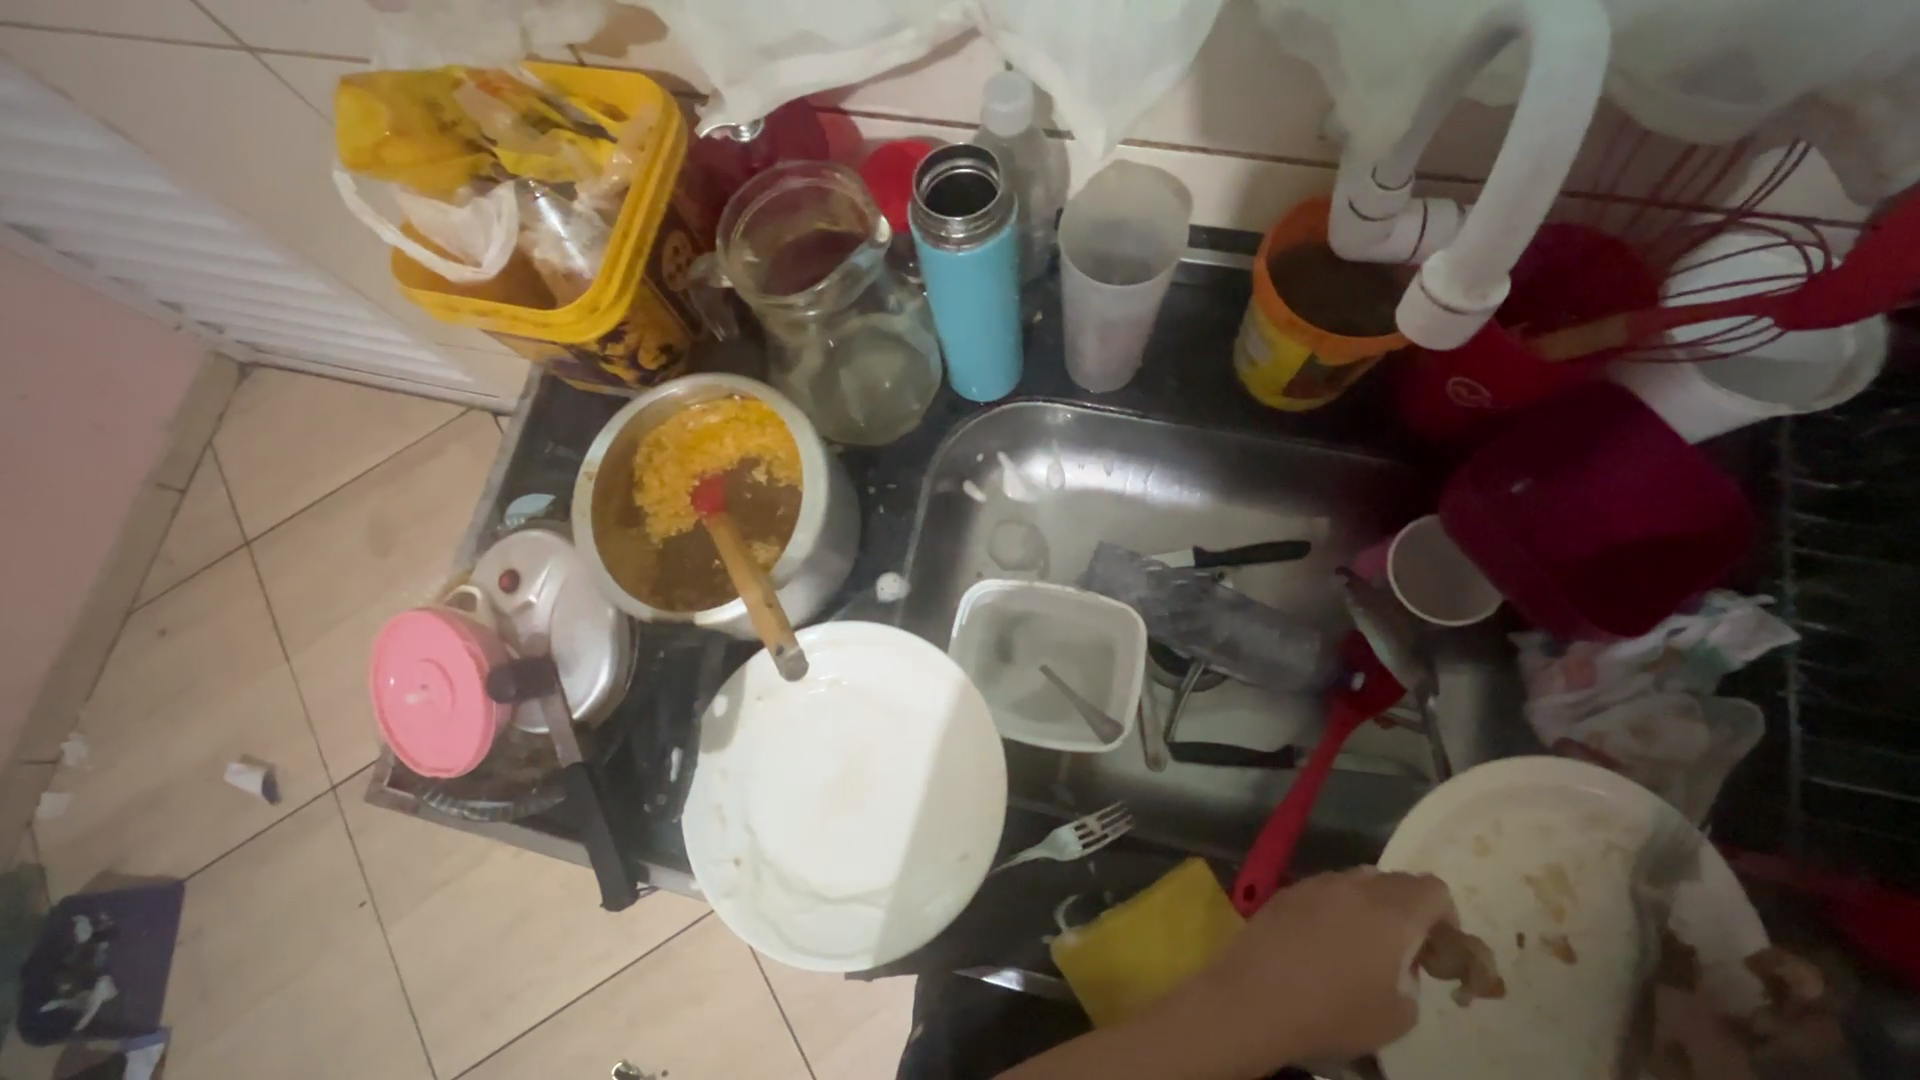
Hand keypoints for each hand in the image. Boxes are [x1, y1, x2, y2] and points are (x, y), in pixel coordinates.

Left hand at [1175, 868, 1456, 1069]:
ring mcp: (1314, 884)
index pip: (1433, 889)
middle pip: (1394, 880)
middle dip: (1408, 909)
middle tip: (1402, 948)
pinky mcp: (1284, 891)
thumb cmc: (1334, 1012)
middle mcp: (1354, 886)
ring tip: (1359, 944)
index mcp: (1392, 911)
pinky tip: (1320, 941)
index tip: (1437, 947)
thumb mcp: (1399, 1015)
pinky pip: (1323, 891)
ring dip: (1368, 905)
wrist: (1254, 999)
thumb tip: (1399, 962)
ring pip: (1355, 881)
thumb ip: (1412, 979)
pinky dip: (1334, 907)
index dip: (1444, 915)